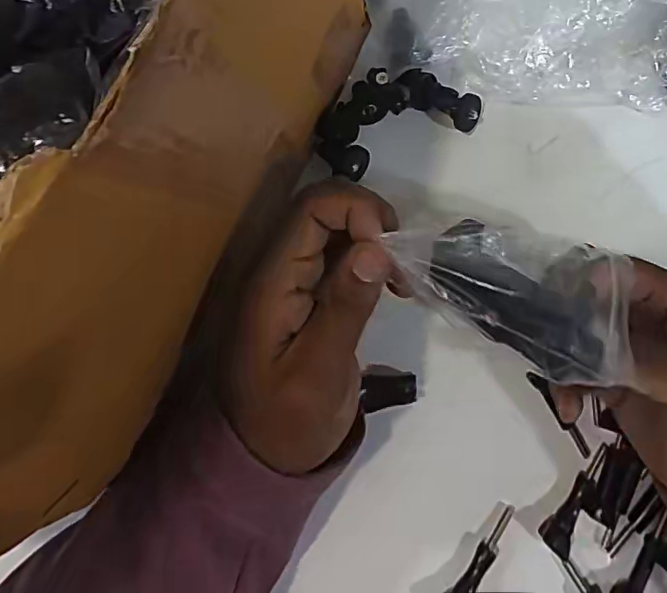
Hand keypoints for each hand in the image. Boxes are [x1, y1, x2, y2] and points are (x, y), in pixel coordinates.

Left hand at [222, 179, 398, 474]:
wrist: (266, 460)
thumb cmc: (289, 422)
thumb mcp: (319, 372)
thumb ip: (345, 307)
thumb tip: (376, 247)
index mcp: (272, 282)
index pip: (311, 208)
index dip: (356, 209)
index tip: (387, 247)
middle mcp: (279, 268)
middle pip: (325, 205)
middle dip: (371, 218)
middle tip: (400, 261)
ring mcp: (294, 277)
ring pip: (337, 223)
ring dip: (376, 236)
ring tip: (400, 279)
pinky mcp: (311, 289)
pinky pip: (344, 249)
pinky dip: (374, 254)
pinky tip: (391, 285)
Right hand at [557, 259, 666, 508]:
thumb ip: (661, 365)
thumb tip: (603, 348)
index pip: (625, 274)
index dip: (589, 281)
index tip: (557, 303)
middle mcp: (648, 318)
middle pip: (596, 301)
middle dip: (566, 318)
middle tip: (544, 344)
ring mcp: (632, 355)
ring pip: (583, 339)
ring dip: (563, 356)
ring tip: (562, 391)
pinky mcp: (621, 390)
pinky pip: (583, 377)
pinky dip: (568, 387)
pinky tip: (569, 411)